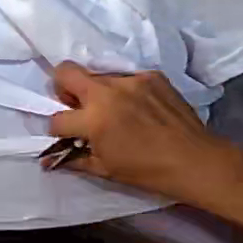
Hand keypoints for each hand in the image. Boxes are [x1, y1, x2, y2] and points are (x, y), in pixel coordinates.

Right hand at [46, 62, 242, 207]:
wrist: (195, 160)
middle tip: (76, 106)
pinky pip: (126, 78)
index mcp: (93, 119)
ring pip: (98, 75)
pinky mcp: (151, 76)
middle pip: (65, 72)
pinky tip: (138, 108)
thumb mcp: (105, 169)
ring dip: (97, 91)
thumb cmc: (147, 171)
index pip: (57, 118)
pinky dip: (124, 91)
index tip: (68, 135)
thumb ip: (74, 158)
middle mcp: (107, 92)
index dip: (58, 130)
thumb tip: (47, 160)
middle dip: (62, 88)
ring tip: (114, 111)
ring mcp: (131, 80)